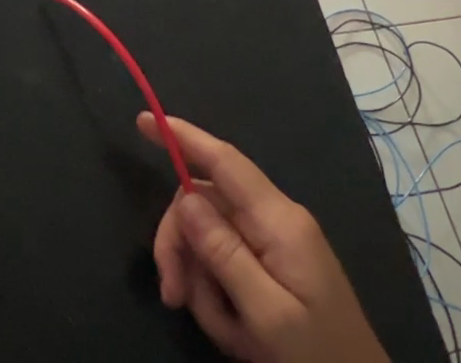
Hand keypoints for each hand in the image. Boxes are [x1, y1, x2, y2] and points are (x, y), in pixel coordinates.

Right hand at [139, 113, 386, 362]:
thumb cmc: (317, 352)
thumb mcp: (267, 314)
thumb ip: (225, 254)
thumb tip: (185, 198)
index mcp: (279, 220)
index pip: (223, 162)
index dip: (183, 137)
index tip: (143, 120)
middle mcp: (276, 218)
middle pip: (205, 204)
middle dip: (181, 245)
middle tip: (173, 297)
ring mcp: (274, 240)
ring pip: (209, 236)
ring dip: (200, 279)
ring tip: (221, 327)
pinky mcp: (272, 262)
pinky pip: (226, 260)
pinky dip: (216, 291)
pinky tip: (232, 327)